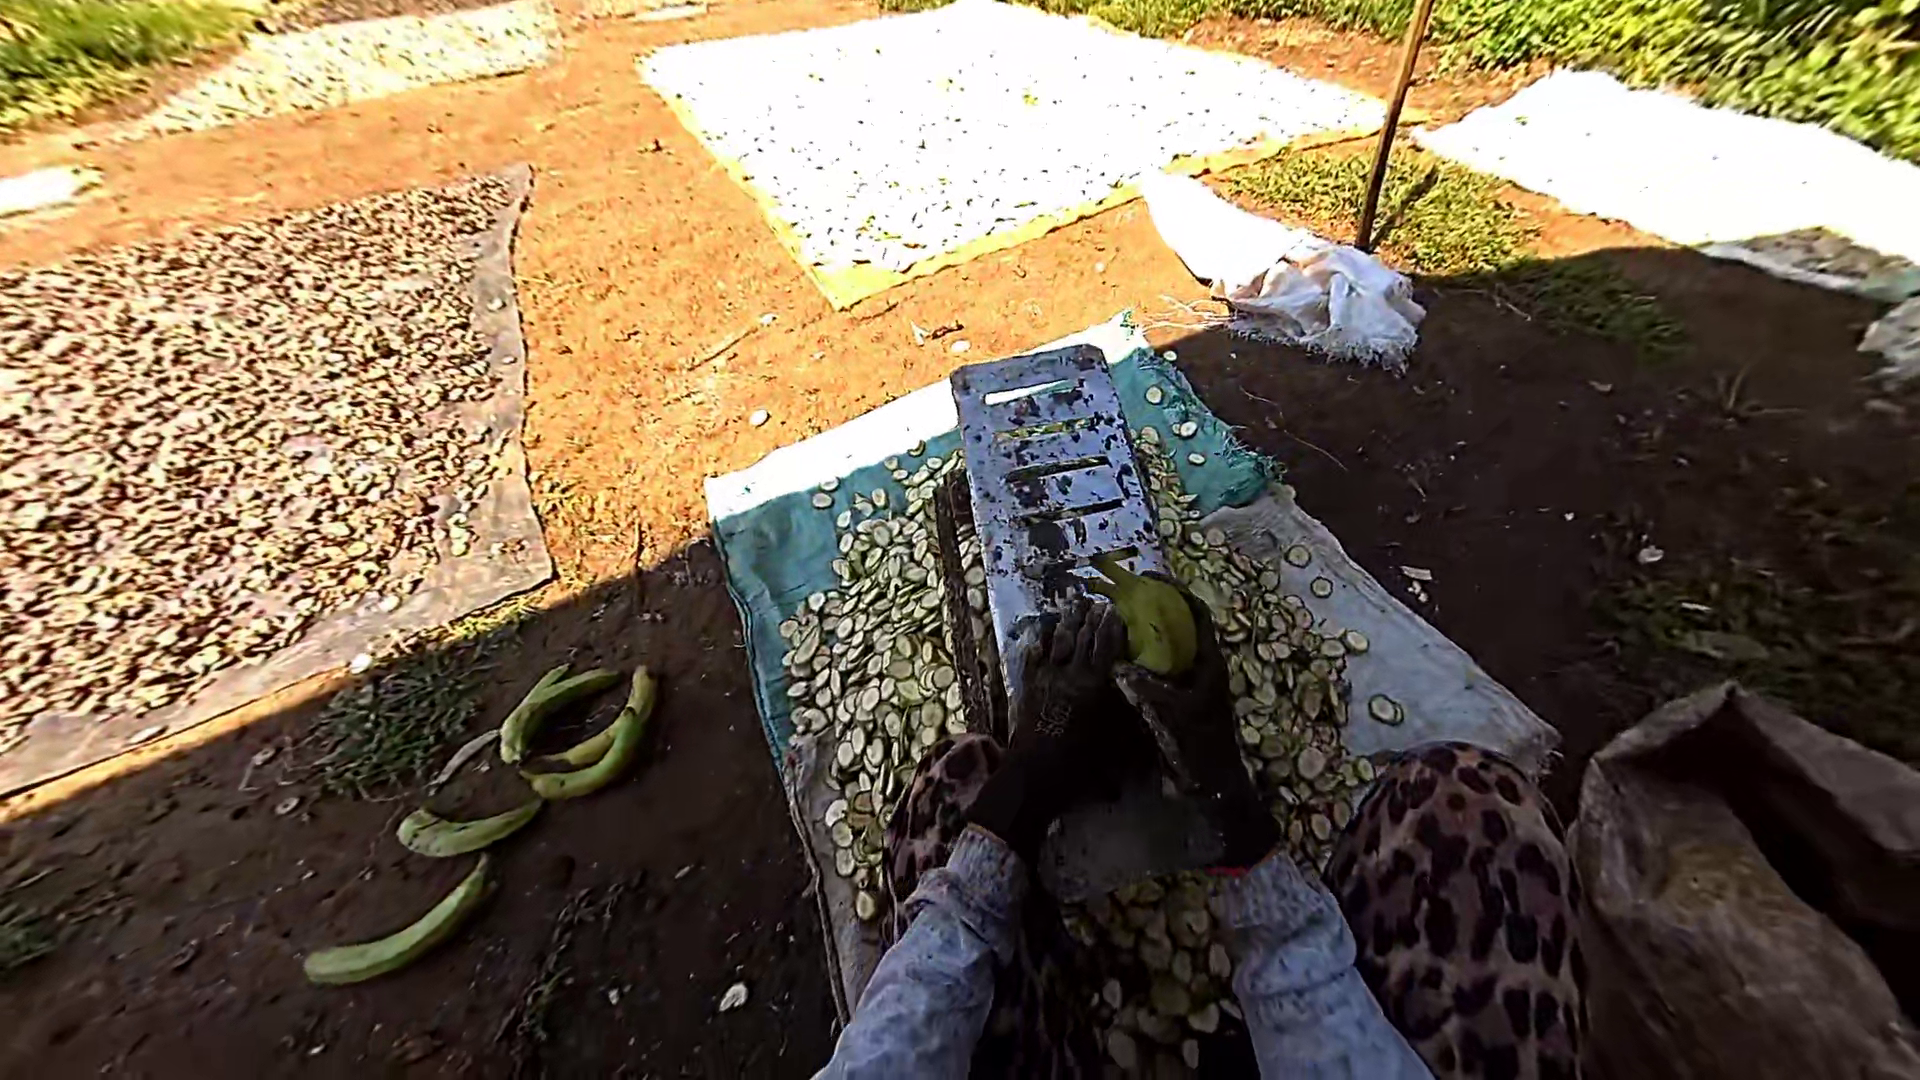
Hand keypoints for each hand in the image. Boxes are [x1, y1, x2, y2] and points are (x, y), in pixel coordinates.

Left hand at [966, 595, 1125, 861]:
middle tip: (1094, 600)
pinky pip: (1034, 656)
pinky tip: (1040, 632)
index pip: (1106, 647)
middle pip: (1082, 638)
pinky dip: (1038, 643)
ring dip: (1066, 622)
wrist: (1035, 772)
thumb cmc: (1079, 763)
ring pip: (1058, 642)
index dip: (1110, 627)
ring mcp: (1046, 676)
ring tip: (1072, 605)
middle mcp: (1071, 674)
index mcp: (1094, 685)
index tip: (1115, 610)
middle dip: (1089, 618)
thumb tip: (1142, 705)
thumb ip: (1127, 721)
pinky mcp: (1028, 684)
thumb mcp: (1113, 743)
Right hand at [1112, 581, 1278, 869]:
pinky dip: (1140, 656)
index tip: (1150, 577)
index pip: (1196, 614)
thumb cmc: (1199, 746)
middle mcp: (1200, 666)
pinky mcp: (1178, 697)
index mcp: (1207, 663)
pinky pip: (1158, 666)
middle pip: (1180, 624)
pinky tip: (1118, 657)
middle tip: (1125, 596)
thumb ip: (1145, 688)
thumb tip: (1116, 667)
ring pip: (1168, 645)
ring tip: (1118, 619)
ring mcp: (1189, 682)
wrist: (1213, 784)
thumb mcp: (1171, 714)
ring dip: (1146, 631)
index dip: (1175, 591)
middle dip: (1155, 606)